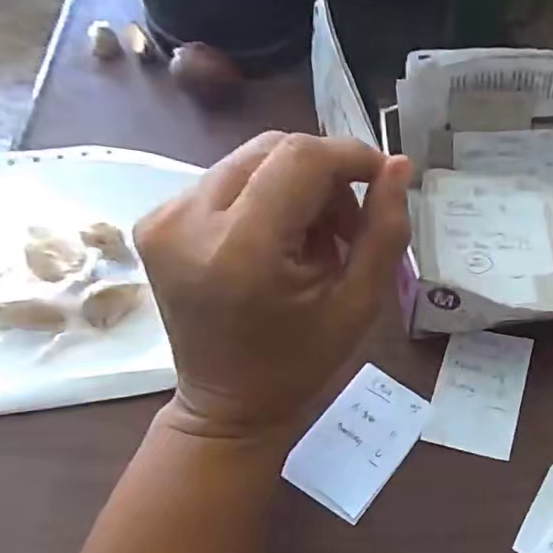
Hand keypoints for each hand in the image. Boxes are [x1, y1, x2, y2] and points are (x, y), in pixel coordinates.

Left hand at [135, 132, 411, 444]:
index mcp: (242, 250)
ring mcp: (163, 218)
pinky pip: (225, 180)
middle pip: (274, 149)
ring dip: (294, 186)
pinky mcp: (154, 221)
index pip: (300, 159)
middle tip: (346, 227)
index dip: (350, 156)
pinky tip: (275, 243)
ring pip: (250, 160)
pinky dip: (263, 197)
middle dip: (324, 175)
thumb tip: (398, 165)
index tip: (382, 179)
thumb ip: (383, 231)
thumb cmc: (300, 364)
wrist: (227, 404)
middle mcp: (189, 221)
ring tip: (310, 242)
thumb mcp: (359, 304)